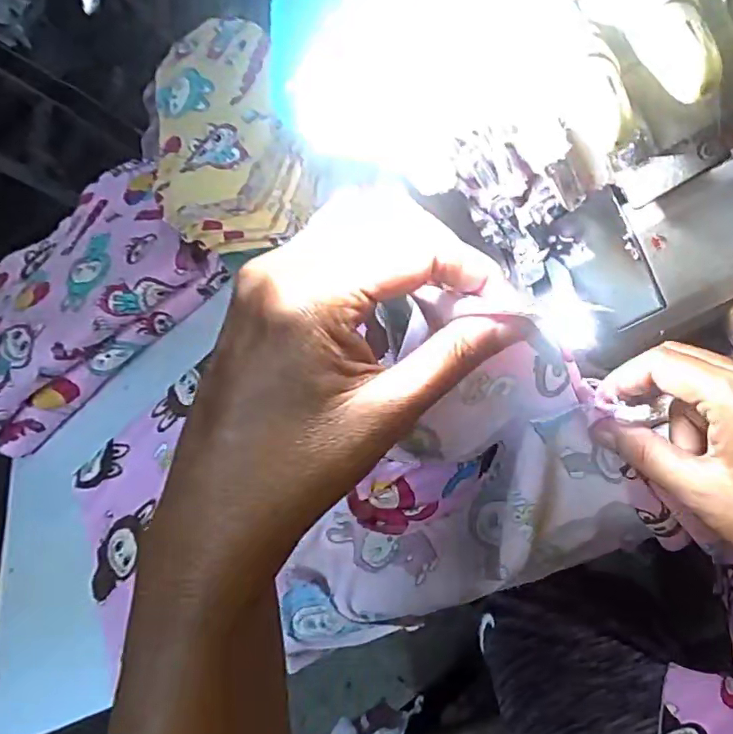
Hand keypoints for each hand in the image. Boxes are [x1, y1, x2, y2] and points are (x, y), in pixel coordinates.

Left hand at [153, 192, 526, 600]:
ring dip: (406, 256)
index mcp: (308, 291)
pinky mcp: (259, 294)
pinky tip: (395, 309)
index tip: (507, 305)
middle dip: (441, 254)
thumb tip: (513, 321)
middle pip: (381, 221)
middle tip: (478, 301)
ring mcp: (262, 276)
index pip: (410, 247)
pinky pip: (328, 254)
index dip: (470, 268)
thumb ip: (454, 356)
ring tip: (444, 301)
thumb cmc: (302, 470)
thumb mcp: (388, 412)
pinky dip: (373, 269)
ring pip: (353, 230)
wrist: (219, 512)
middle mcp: (279, 265)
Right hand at [591, 342, 732, 622]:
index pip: (663, 362)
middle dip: (650, 397)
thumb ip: (642, 451)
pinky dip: (703, 420)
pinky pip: (722, 396)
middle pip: (680, 362)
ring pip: (699, 382)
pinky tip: (709, 459)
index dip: (624, 380)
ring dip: (682, 418)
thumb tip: (599, 426)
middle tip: (630, 436)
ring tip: (694, 469)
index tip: (599, 409)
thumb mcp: (697, 489)